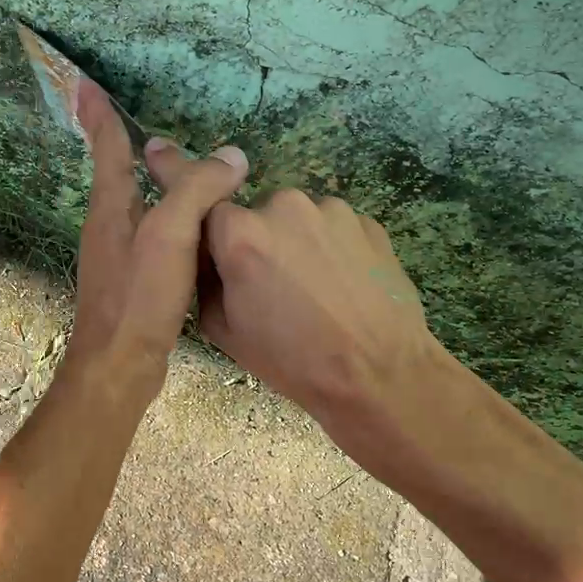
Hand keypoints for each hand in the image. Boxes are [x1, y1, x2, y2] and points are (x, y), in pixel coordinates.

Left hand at [66, 78, 247, 398]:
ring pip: (135, 203)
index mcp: (110, 206)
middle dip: (118, 140)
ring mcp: (118, 254)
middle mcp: (108, 224)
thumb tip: (233, 156)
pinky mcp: (135, 279)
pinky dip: (166, 215)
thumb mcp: (170, 234)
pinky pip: (153, 232)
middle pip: (115, 171)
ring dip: (144, 178)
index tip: (82, 82)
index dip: (98, 112)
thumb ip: (197, 190)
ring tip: (167, 162)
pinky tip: (189, 224)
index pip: (107, 146)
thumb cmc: (138, 295)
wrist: (119, 365)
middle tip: (127, 113)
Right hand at [199, 189, 456, 440]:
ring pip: (300, 219)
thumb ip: (204, 280)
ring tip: (315, 287)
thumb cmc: (291, 358)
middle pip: (258, 212)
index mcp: (241, 232)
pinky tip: (344, 286)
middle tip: (274, 284)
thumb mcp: (221, 329)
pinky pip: (336, 228)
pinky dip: (335, 248)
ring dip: (299, 242)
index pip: (210, 214)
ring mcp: (332, 210)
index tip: (229, 270)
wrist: (379, 375)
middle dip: (261, 240)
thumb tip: (209, 260)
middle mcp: (284, 206)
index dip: (218, 243)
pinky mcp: (369, 222)